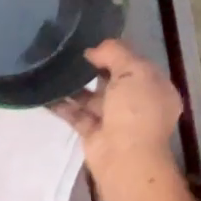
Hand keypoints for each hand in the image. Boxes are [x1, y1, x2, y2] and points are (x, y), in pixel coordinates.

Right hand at [51, 39, 183, 177]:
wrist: (125, 157)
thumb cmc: (136, 110)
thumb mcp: (133, 70)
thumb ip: (114, 52)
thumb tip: (92, 51)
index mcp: (155, 88)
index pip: (135, 65)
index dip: (116, 53)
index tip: (92, 43)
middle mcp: (138, 104)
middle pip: (112, 80)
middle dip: (92, 68)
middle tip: (68, 53)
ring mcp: (116, 120)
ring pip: (92, 98)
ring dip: (74, 86)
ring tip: (52, 67)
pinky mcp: (94, 134)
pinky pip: (77, 114)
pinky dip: (62, 104)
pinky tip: (45, 91)